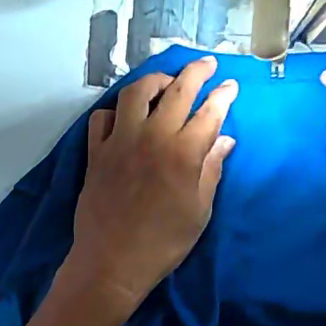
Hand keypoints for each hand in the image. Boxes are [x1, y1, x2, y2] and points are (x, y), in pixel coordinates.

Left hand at [65, 56, 236, 309]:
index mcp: (183, 153)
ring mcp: (118, 143)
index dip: (223, 95)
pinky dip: (115, 110)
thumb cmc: (163, 243)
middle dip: (195, 72)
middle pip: (176, 91)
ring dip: (154, 81)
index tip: (231, 86)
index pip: (209, 111)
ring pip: (135, 94)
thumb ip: (211, 169)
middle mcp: (151, 138)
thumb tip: (224, 139)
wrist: (111, 261)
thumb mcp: (199, 210)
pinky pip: (102, 118)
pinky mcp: (95, 153)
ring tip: (165, 82)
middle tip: (206, 64)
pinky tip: (125, 115)